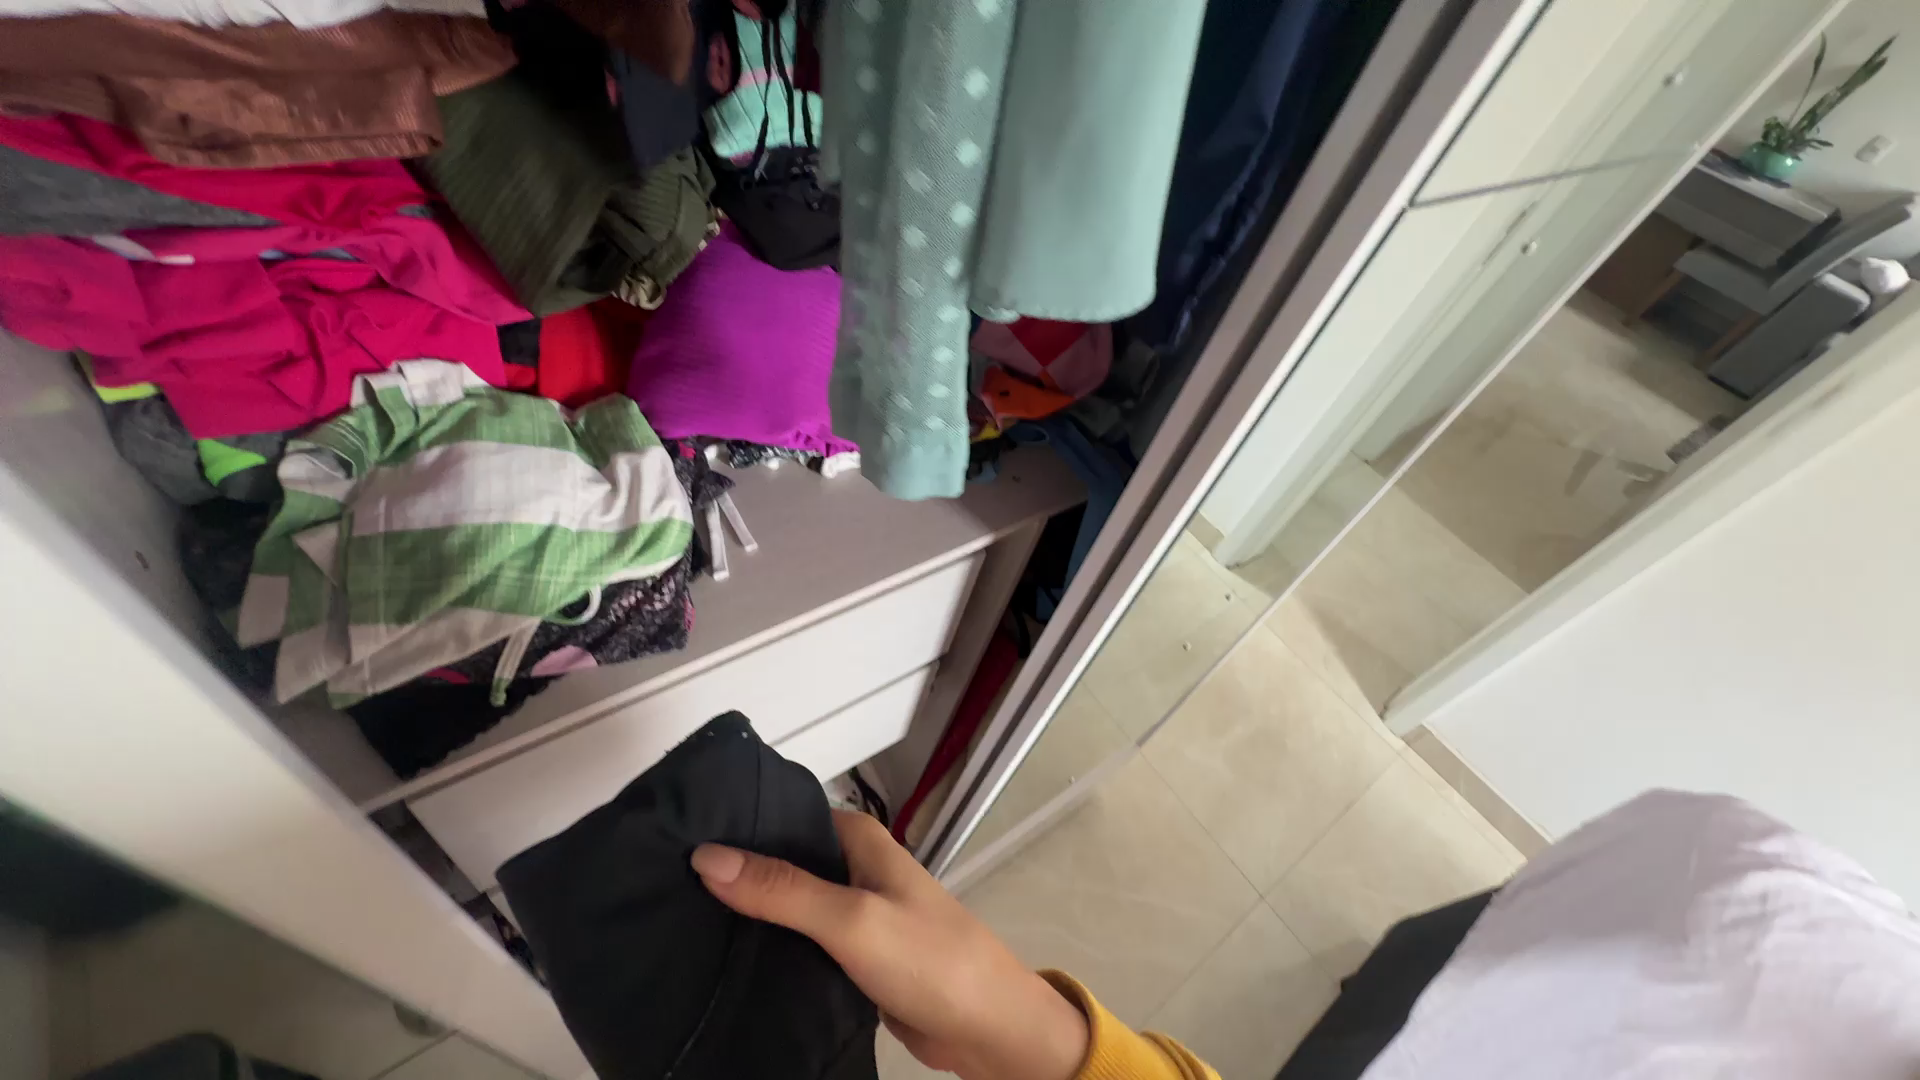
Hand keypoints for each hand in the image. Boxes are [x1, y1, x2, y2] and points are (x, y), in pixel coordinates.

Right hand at [691, 810, 1089, 1079]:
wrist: (986, 1027)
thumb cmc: (928, 958)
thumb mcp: (851, 918)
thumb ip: (783, 889)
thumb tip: (706, 855)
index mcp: (857, 838)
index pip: (784, 817)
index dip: (735, 827)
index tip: (674, 839)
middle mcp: (853, 866)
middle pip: (782, 860)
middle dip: (733, 873)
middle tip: (665, 887)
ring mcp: (852, 912)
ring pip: (788, 904)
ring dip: (747, 913)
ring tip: (679, 922)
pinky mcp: (850, 954)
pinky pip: (799, 942)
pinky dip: (768, 947)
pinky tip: (723, 960)